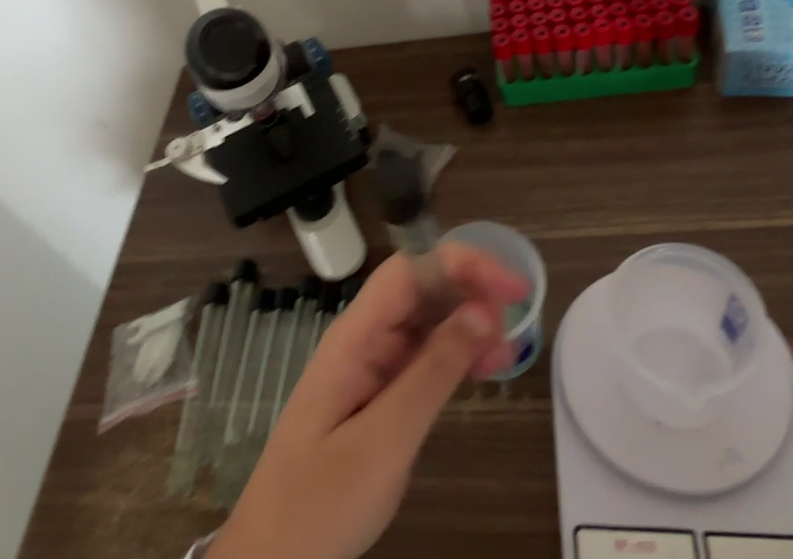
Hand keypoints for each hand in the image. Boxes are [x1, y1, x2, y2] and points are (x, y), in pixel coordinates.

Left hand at [207, 244, 528, 558]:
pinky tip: (486, 368)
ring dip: (469, 324)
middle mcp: (362, 340)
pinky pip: (422, 358)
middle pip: (420, 289)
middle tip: (517, 322)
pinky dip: (457, 356)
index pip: (408, 270)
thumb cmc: (321, 499)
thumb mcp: (385, 439)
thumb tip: (481, 312)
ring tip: (509, 349)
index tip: (511, 285)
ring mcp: (369, 367)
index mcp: (353, 338)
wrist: (275, 555)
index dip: (461, 263)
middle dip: (471, 291)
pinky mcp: (378, 395)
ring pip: (426, 322)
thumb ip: (433, 372)